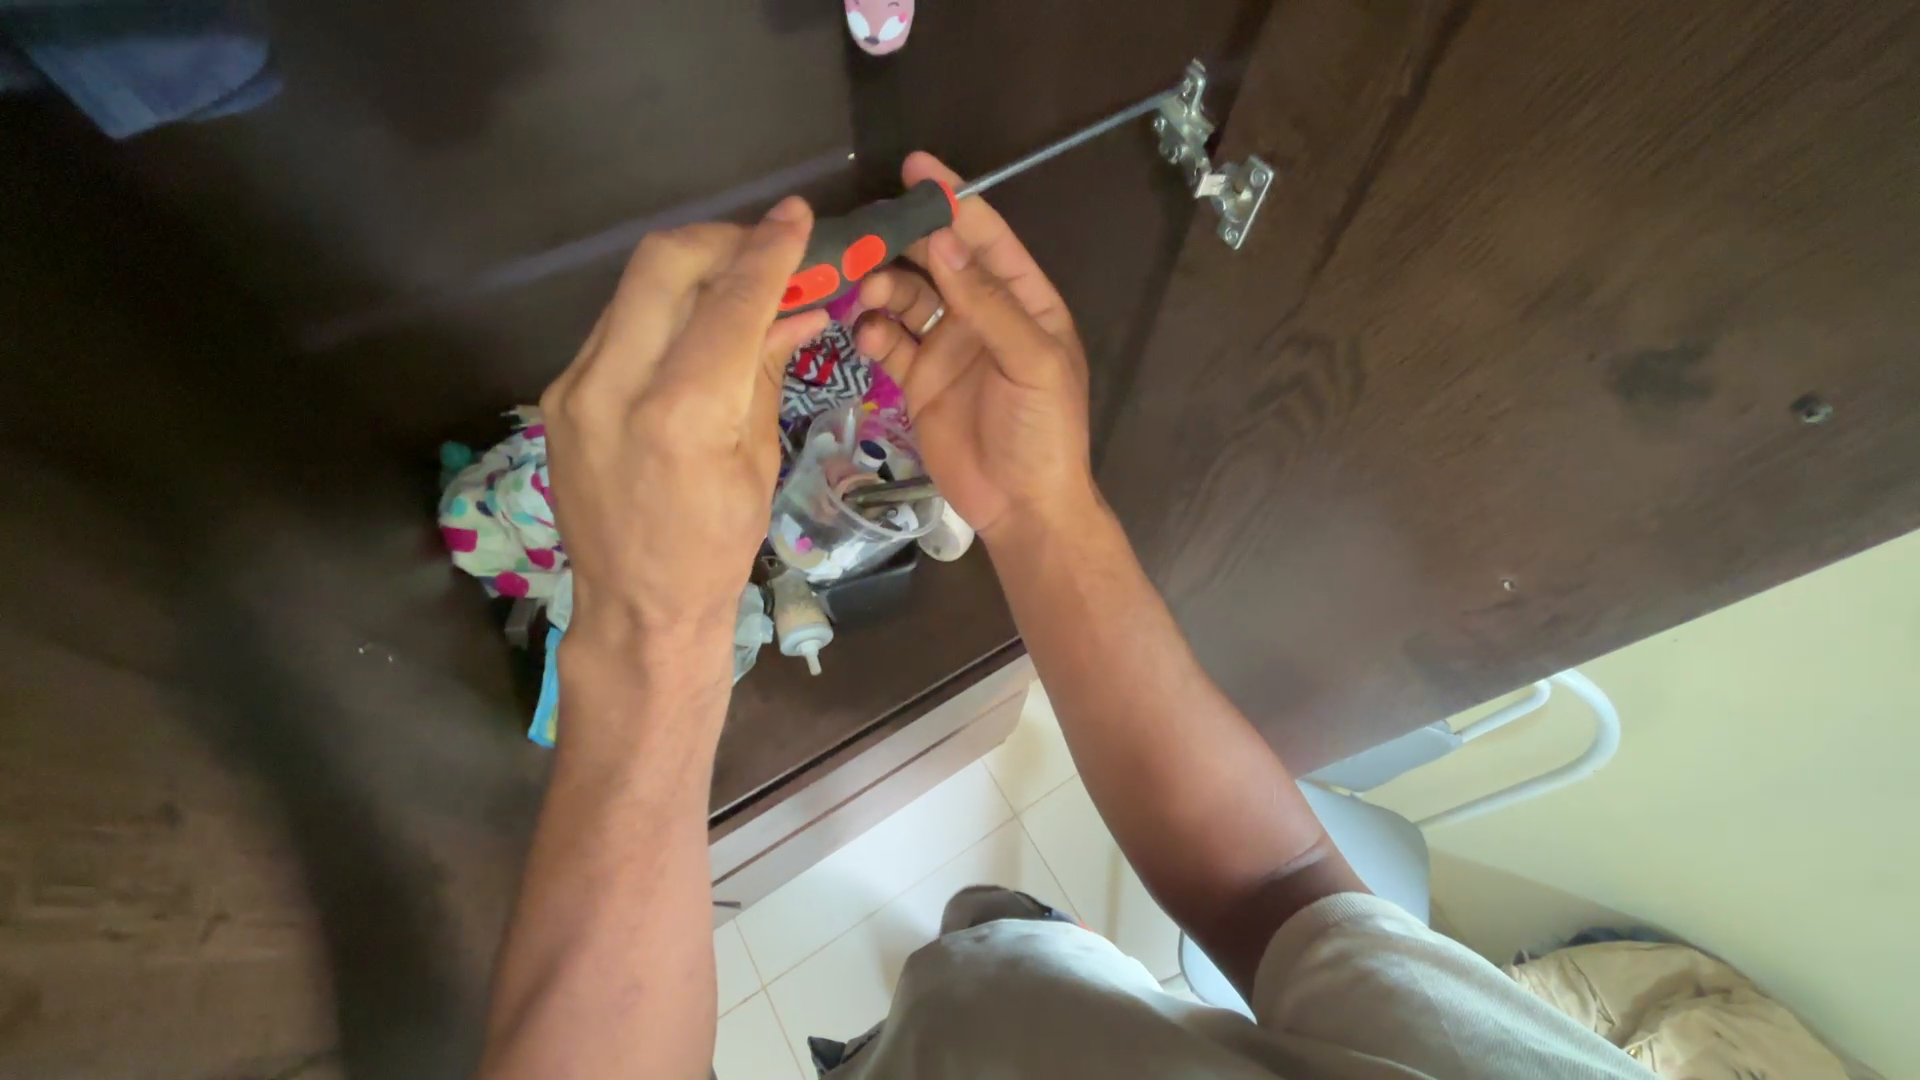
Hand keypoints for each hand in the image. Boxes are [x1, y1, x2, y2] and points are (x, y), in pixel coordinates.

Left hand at [540, 199, 827, 653]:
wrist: (637, 607)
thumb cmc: (716, 549)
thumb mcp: (757, 461)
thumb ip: (765, 371)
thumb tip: (798, 311)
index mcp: (680, 413)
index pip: (730, 301)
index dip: (771, 251)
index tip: (800, 217)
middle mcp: (613, 384)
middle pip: (664, 262)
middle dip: (724, 240)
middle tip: (769, 251)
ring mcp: (575, 385)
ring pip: (635, 286)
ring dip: (694, 271)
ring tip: (741, 286)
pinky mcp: (560, 392)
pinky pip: (619, 324)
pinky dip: (666, 310)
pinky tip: (699, 328)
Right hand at [854, 152, 1097, 544]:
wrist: (1021, 505)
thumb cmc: (1042, 431)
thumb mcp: (1029, 361)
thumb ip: (986, 302)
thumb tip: (942, 241)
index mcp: (1024, 303)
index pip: (986, 240)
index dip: (954, 201)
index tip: (915, 168)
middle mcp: (982, 317)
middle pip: (938, 262)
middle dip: (905, 243)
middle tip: (867, 233)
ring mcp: (948, 348)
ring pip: (907, 298)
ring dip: (883, 286)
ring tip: (864, 288)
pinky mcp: (918, 381)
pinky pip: (889, 342)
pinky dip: (873, 330)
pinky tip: (865, 331)